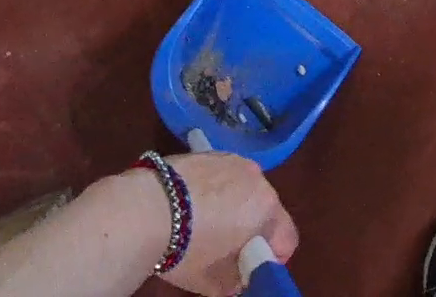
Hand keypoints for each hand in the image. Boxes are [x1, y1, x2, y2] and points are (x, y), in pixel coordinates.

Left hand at [139, 152, 298, 296]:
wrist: (147, 207)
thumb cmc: (190, 248)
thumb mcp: (218, 283)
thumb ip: (242, 279)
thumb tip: (242, 273)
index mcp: (267, 207)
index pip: (288, 238)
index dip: (272, 258)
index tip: (249, 268)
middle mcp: (257, 176)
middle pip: (266, 209)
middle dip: (252, 229)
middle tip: (226, 249)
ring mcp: (232, 159)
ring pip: (243, 189)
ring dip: (234, 206)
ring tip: (205, 223)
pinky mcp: (208, 151)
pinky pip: (222, 176)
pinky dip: (214, 190)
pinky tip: (190, 205)